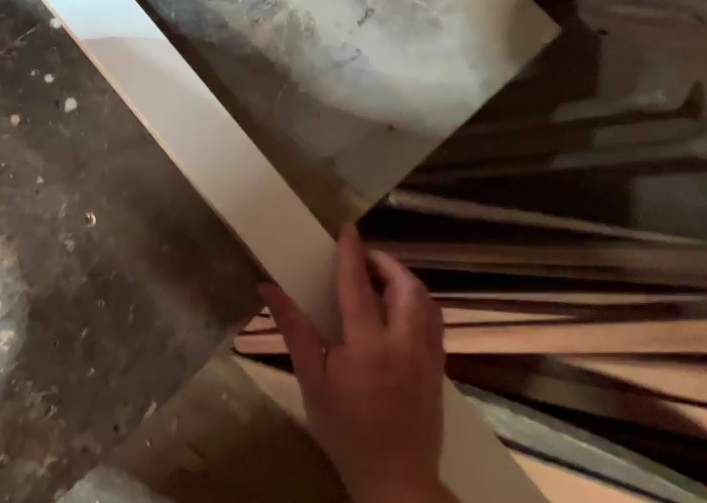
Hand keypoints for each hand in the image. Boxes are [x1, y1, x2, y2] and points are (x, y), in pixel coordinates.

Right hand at [259, 226, 453, 502]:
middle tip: (362, 255)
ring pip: (428, 306)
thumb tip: (268, 287)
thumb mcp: (311, 378)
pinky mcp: (437, 373)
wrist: (395, 477)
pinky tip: (395, 311)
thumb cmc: (344, 427)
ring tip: (378, 277)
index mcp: (369, 346)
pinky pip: (434, 325)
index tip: (347, 229)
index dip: (352, 254)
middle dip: (387, 264)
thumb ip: (294, 328)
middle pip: (409, 290)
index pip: (359, 287)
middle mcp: (406, 346)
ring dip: (405, 283)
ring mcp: (428, 360)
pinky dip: (416, 305)